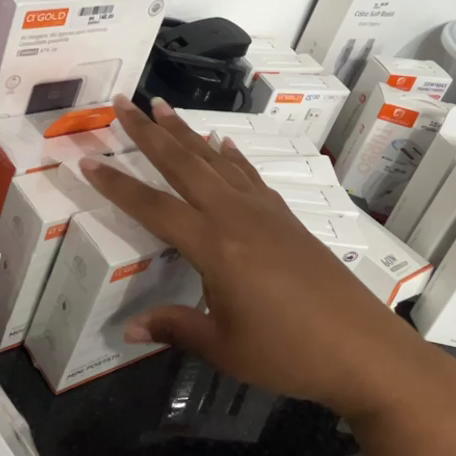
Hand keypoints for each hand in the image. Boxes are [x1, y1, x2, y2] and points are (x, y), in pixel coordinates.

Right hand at [79, 97, 455, 418]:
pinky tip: (221, 142)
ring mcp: (264, 211)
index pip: (153, 206)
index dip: (117, 184)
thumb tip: (128, 329)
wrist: (367, 351)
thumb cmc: (290, 353)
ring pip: (215, 159)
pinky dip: (230, 155)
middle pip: (183, 164)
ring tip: (160, 106)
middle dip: (148, 132)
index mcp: (213, 247)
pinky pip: (248, 174)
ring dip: (185, 131)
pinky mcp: (286, 217)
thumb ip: (176, 328)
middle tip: (121, 102)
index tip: (88, 159)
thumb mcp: (225, 348)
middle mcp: (235, 216)